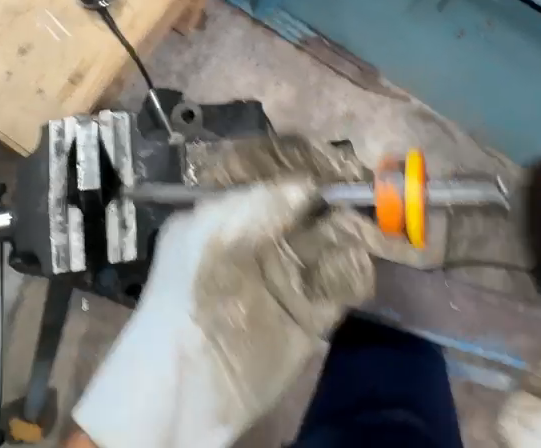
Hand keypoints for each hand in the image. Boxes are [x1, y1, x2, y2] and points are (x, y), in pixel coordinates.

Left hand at [72, 180, 376, 447]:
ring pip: (333, 245)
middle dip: (336, 201)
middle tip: (360, 191)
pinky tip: (353, 263)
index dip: (308, 171)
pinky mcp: (311, 319)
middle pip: (314, 212)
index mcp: (236, 216)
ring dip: (349, 234)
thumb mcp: (208, 228)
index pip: (281, 184)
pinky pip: (342, 287)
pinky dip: (354, 272)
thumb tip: (308, 184)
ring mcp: (290, 281)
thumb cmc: (186, 287)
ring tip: (359, 228)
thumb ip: (258, 201)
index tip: (337, 160)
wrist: (180, 380)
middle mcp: (267, 243)